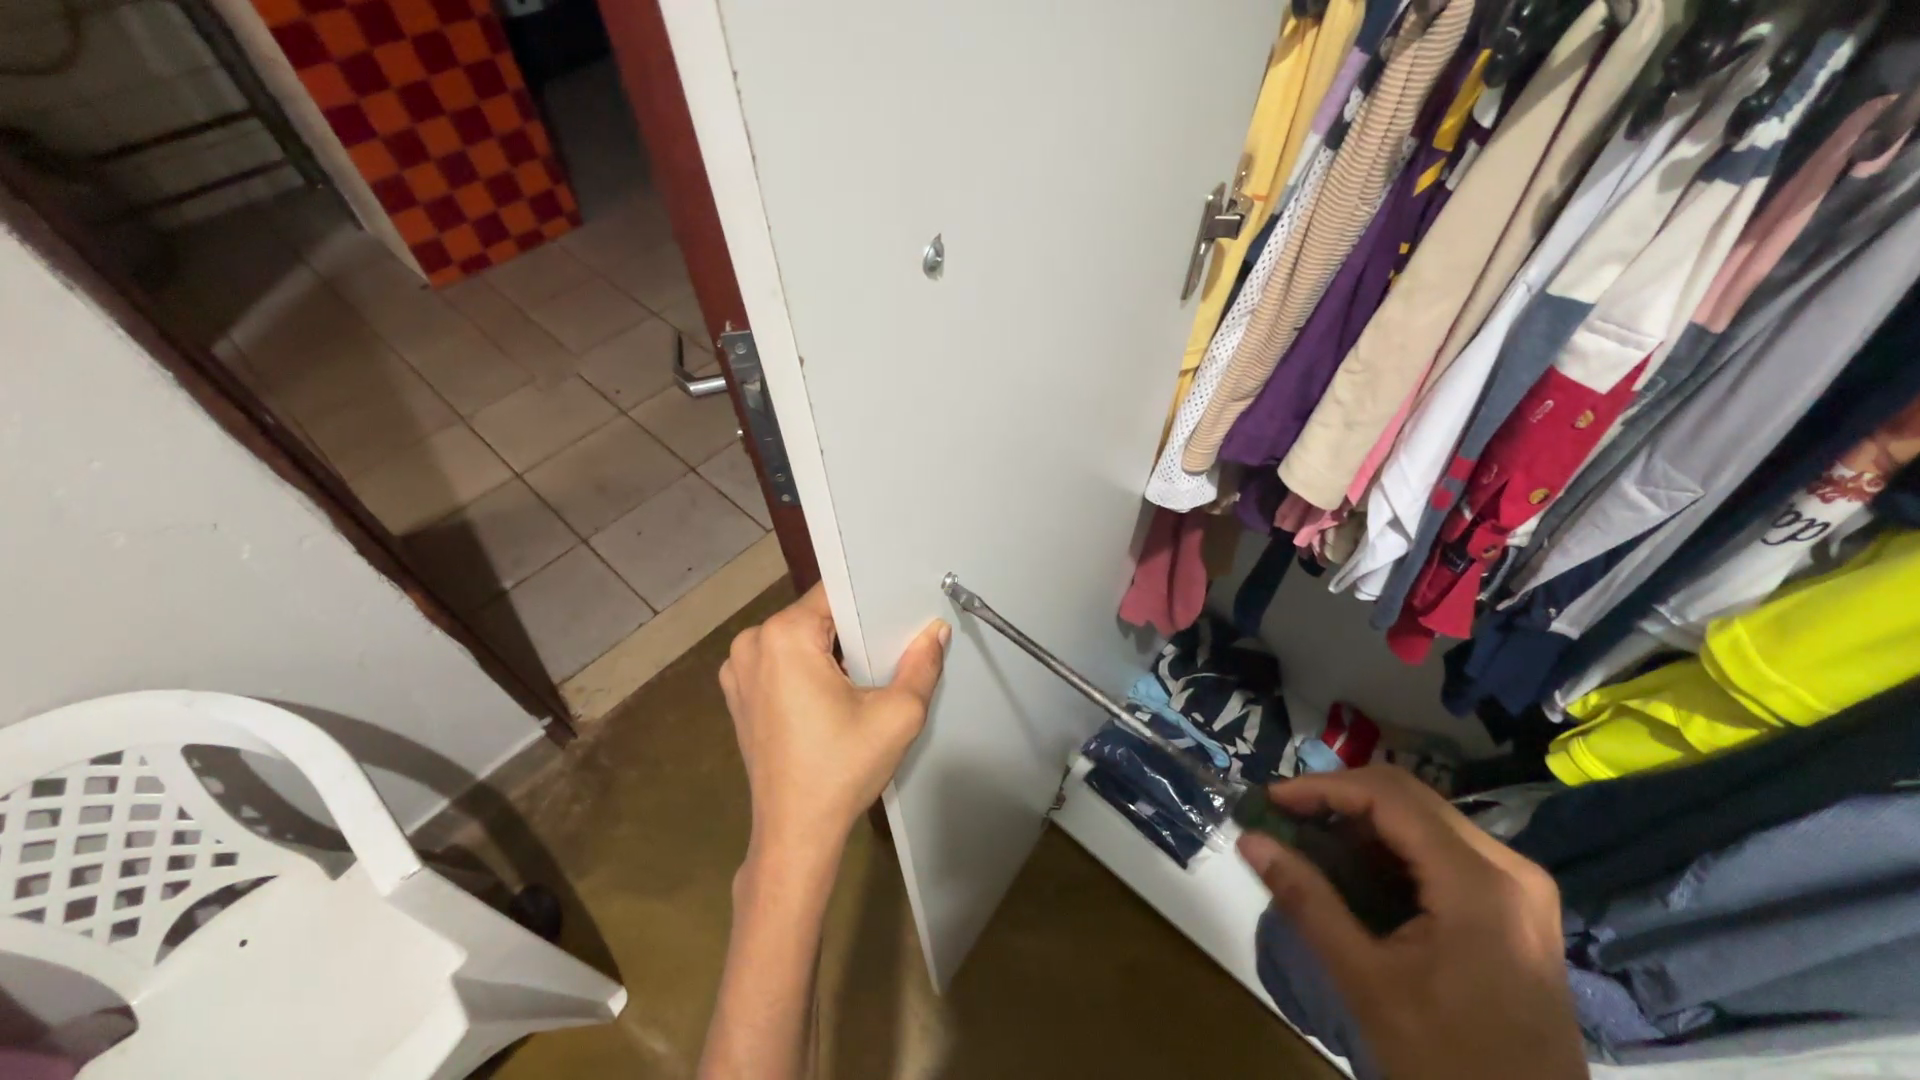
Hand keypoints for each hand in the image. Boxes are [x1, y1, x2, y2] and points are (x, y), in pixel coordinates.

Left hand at [719, 584, 949, 863]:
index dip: (869, 602)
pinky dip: (806, 671)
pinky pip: (780, 664)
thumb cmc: (842, 769)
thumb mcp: (897, 715)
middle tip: (887, 652)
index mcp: (783, 636)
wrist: (796, 831)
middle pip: (815, 617)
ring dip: (828, 652)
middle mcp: (751, 644)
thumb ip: (922, 665)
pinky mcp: (737, 695)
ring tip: (863, 678)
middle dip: (851, 632)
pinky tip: (833, 698)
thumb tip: (935, 631)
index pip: (833, 594)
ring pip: (797, 641)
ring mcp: (738, 670)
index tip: (896, 615)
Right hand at [1238, 767, 1585, 1079]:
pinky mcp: (1517, 905)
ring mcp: (1520, 885)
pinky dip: (1395, 849)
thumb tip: (1250, 840)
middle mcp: (1509, 866)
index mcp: (1478, 882)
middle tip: (1284, 820)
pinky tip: (1360, 875)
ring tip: (1313, 847)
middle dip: (1340, 800)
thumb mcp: (1366, 981)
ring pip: (1427, 820)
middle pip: (1410, 798)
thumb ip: (1307, 901)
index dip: (1323, 788)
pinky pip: (1446, 849)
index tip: (1270, 801)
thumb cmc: (1446, 1060)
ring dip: (1365, 823)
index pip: (1390, 797)